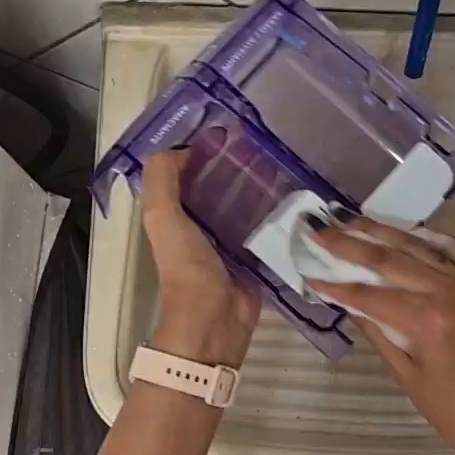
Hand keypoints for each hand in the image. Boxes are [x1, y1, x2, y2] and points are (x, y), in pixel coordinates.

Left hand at [139, 151, 261, 367]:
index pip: (187, 176)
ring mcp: (229, 244)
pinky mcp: (254, 260)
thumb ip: (162, 178)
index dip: (202, 153)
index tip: (229, 134)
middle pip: (219, 189)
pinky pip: (266, 231)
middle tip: (263, 148)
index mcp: (174, 216)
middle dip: (237, 169)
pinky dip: (277, 216)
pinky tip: (293, 198)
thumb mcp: (161, 216)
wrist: (213, 320)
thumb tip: (184, 150)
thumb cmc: (186, 266)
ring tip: (282, 167)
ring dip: (260, 189)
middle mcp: (200, 227)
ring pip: (244, 207)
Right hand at [308, 217, 454, 454]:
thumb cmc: (450, 410)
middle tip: (320, 230)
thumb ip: (378, 331)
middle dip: (350, 244)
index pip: (370, 294)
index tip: (309, 272)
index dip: (337, 285)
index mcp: (427, 319)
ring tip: (351, 222)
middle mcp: (448, 292)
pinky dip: (429, 240)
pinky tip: (408, 233)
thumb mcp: (405, 374)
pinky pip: (453, 253)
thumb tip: (348, 303)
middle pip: (390, 259)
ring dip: (383, 232)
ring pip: (418, 247)